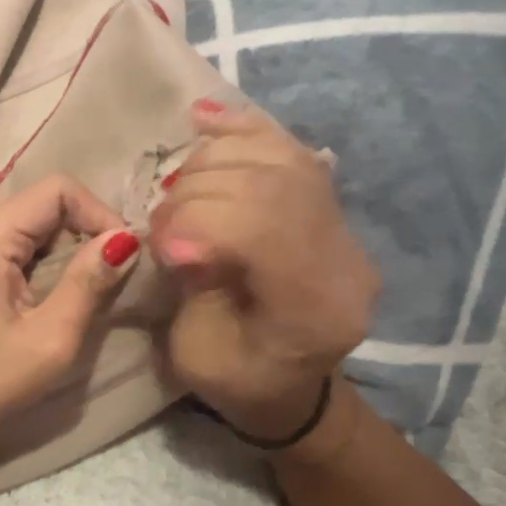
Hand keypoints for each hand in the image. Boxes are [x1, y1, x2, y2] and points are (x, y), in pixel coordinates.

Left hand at [0, 175, 141, 499]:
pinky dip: (40, 254)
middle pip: (42, 202)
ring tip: (84, 284)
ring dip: (63, 244)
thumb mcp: (52, 337)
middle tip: (108, 274)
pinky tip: (51, 289)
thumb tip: (127, 238)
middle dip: (83, 230)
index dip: (98, 212)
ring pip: (30, 218)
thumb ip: (89, 281)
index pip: (56, 190)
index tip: (121, 254)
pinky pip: (11, 236)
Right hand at [150, 100, 379, 442]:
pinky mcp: (328, 204)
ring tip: (177, 191)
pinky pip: (287, 150)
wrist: (293, 386)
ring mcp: (343, 224)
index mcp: (317, 308)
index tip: (162, 246)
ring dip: (211, 162)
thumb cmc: (239, 381)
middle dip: (196, 193)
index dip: (202, 221)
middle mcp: (345, 257)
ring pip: (278, 157)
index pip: (267, 230)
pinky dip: (240, 131)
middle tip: (161, 224)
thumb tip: (181, 235)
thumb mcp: (199, 354)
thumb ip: (193, 290)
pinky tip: (203, 119)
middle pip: (270, 185)